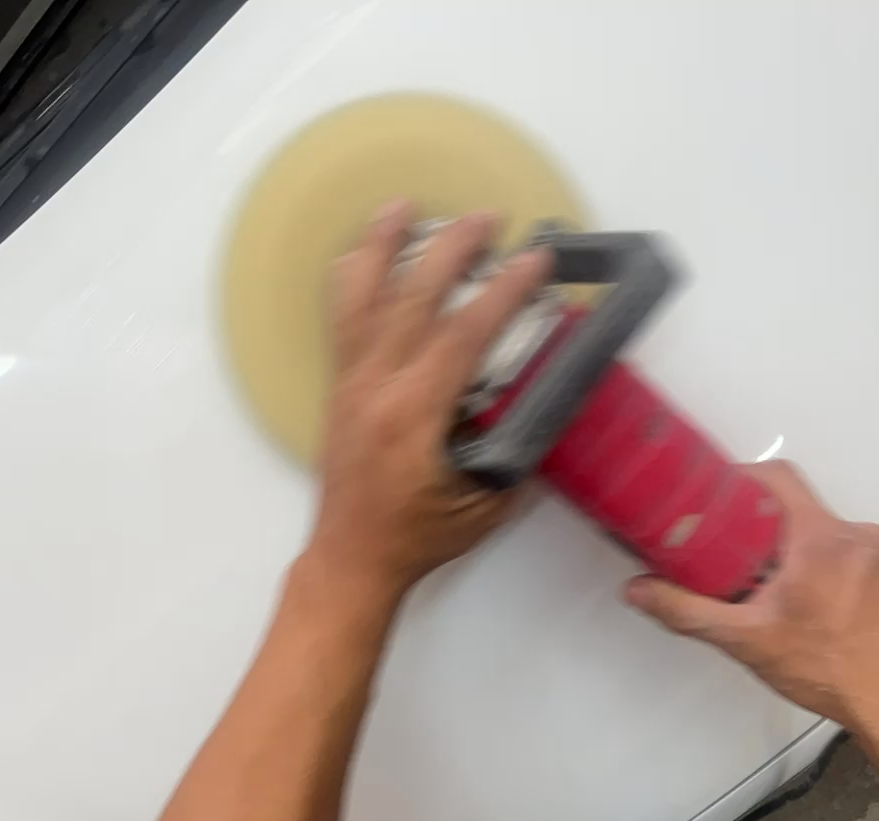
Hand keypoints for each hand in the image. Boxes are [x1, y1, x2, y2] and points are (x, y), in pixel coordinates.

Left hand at [304, 203, 552, 594]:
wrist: (351, 557)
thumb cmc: (414, 537)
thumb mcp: (484, 504)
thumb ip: (516, 453)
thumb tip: (540, 405)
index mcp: (413, 416)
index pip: (464, 335)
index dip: (505, 292)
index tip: (536, 262)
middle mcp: (375, 389)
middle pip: (413, 299)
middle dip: (454, 250)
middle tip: (488, 220)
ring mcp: (350, 385)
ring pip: (363, 299)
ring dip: (386, 247)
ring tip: (405, 206)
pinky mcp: (338, 390)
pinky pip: (341, 323)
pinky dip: (351, 282)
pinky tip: (359, 257)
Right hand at [623, 461, 878, 733]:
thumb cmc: (838, 673)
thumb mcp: (746, 641)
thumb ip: (686, 611)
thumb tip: (639, 590)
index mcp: (820, 539)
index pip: (776, 477)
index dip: (740, 479)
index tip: (714, 498)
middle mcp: (859, 537)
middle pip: (797, 511)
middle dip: (761, 531)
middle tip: (732, 560)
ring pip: (825, 537)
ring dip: (796, 555)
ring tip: (772, 595)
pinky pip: (854, 558)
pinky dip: (827, 573)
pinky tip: (814, 613)